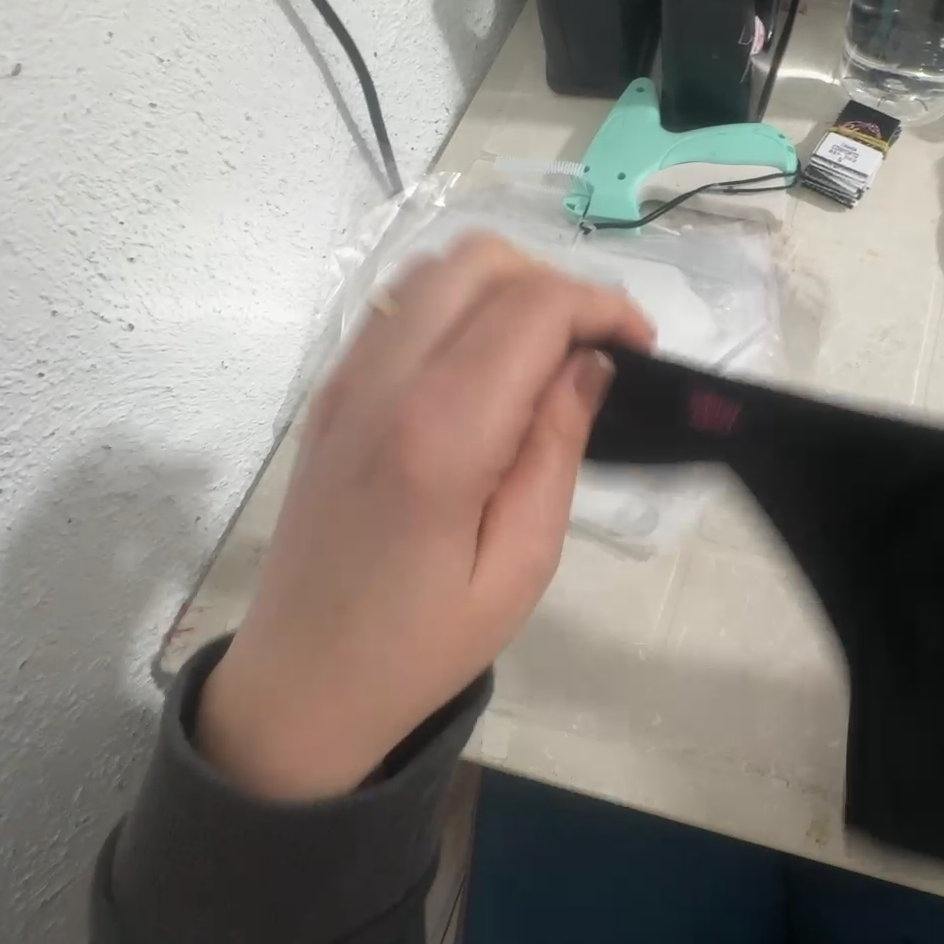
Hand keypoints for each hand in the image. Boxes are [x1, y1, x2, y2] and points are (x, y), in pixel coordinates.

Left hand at [197, 234, 653, 799]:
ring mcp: (345, 377)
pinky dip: (464, 304)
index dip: (603, 307)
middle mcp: (382, 381)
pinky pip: (404, 302)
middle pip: (481, 261)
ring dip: (509, 288)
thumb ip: (556, 446)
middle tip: (596, 349)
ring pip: (438, 267)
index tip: (642, 347)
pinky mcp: (333, 387)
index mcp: (439, 433)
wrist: (300, 682)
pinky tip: (491, 365)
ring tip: (548, 353)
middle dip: (558, 286)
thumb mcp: (523, 561)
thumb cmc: (425, 641)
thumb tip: (589, 362)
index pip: (533, 308)